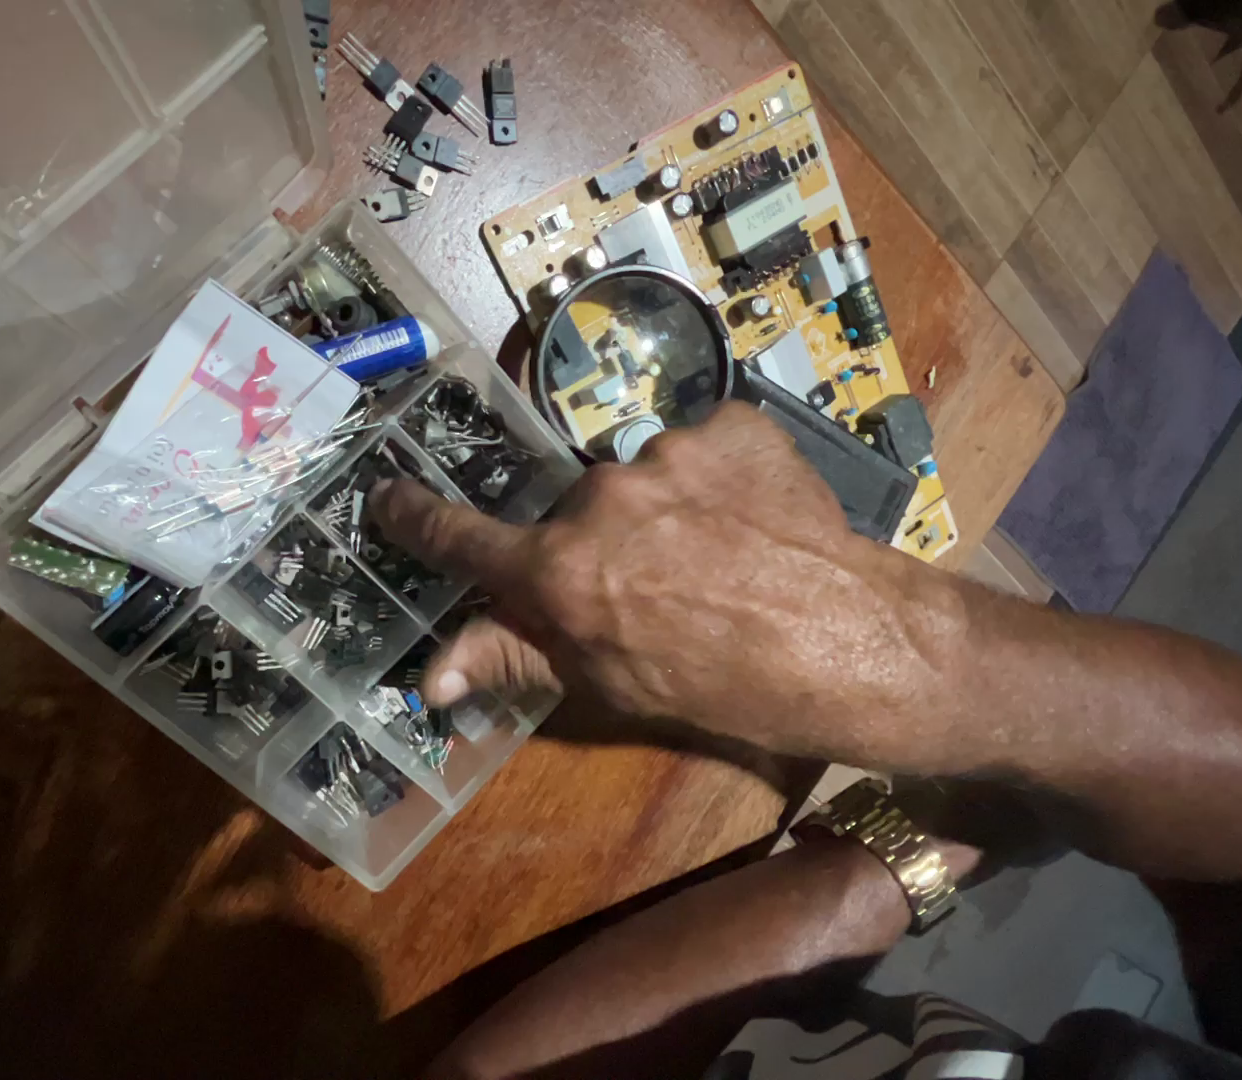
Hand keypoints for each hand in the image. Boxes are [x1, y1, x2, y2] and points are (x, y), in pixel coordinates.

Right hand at [373, 402, 969, 765]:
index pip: (464, 539)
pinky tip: (751, 517)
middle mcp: (599, 497)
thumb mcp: (610, 684)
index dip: (419, 521)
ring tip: (717, 554)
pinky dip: (714, 479)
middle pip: (571, 513)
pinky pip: (699, 449)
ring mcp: (667, 453)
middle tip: (652, 582)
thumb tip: (430, 676)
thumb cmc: (724, 686)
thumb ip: (516, 659)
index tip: (388, 498)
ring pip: (638, 480)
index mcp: (560, 569)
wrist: (853, 642)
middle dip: (594, 544)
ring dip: (660, 511)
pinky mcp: (730, 426)